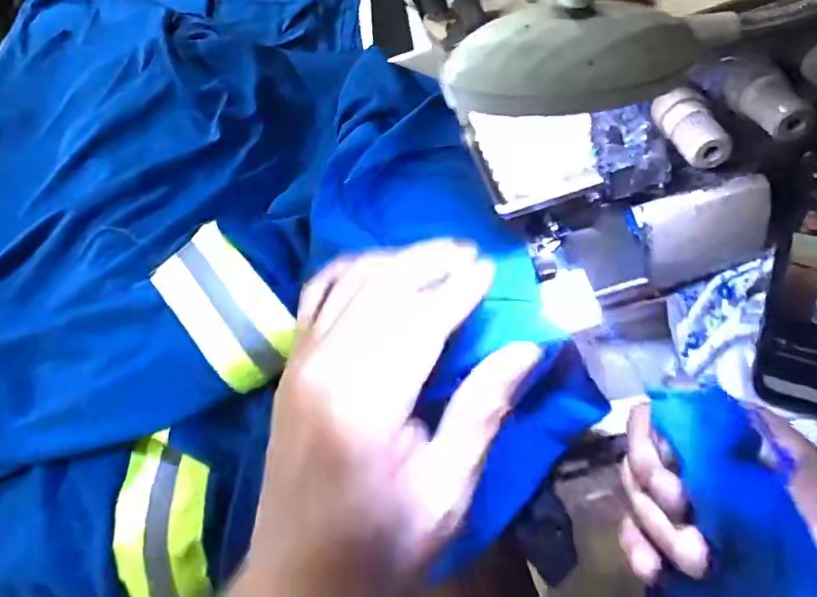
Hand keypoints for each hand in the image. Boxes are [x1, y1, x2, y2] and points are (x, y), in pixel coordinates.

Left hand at [231, 241, 543, 596]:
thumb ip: (482, 412)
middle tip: (469, 252)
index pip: (420, 320)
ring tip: (435, 255)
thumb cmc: (380, 543)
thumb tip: (525, 349)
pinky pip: (317, 292)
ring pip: (352, 281)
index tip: (490, 270)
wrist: (298, 576)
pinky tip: (377, 266)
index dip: (459, 289)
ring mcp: (301, 359)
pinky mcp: (290, 361)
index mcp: (366, 403)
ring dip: (396, 260)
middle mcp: (326, 366)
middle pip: (384, 288)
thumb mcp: (445, 495)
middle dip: (430, 262)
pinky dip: (350, 269)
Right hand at [618, 402, 816, 596]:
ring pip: (637, 499)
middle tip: (697, 545)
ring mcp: (685, 508)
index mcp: (721, 436)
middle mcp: (694, 462)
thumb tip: (686, 399)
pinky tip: (651, 570)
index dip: (651, 445)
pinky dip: (637, 550)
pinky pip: (638, 538)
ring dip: (654, 531)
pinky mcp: (678, 549)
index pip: (657, 417)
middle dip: (656, 500)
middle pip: (640, 459)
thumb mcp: (804, 476)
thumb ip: (746, 436)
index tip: (676, 490)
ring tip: (698, 567)